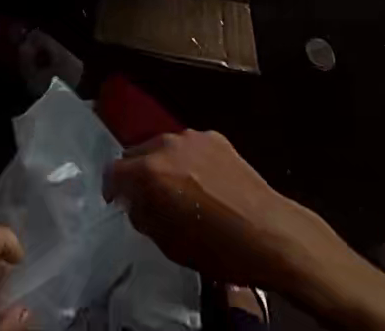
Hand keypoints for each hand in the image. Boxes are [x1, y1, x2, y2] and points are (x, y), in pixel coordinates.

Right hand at [104, 130, 315, 291]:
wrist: (272, 233)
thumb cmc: (218, 248)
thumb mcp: (169, 244)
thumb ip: (143, 216)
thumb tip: (136, 203)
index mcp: (150, 171)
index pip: (114, 171)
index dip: (112, 188)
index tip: (118, 202)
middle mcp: (165, 144)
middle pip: (136, 152)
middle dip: (136, 173)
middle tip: (147, 196)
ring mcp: (192, 136)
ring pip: (162, 146)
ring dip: (162, 163)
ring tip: (177, 187)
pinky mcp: (215, 136)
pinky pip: (189, 146)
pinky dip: (188, 159)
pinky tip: (203, 181)